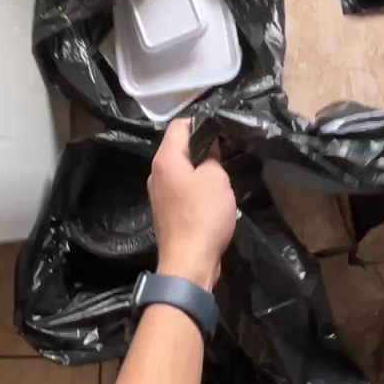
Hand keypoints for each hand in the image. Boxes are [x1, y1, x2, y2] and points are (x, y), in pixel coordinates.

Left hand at [148, 118, 237, 290]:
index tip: (222, 125)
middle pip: (178, 146)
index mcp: (166, 159)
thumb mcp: (216, 180)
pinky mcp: (167, 210)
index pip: (179, 124)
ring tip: (223, 167)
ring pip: (181, 168)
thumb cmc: (203, 215)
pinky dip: (196, 184)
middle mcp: (157, 172)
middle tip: (227, 145)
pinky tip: (213, 191)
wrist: (188, 262)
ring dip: (200, 166)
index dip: (201, 120)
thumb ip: (213, 157)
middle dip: (202, 144)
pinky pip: (182, 187)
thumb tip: (211, 147)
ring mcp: (159, 193)